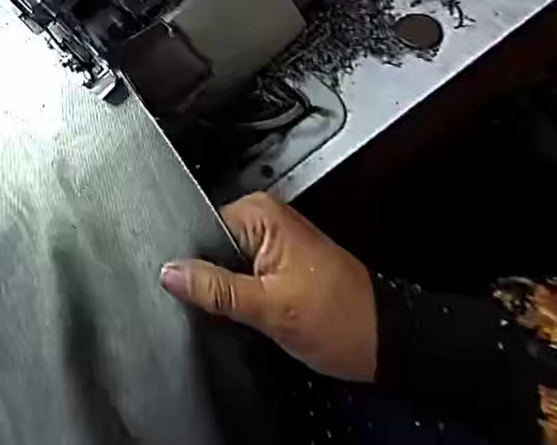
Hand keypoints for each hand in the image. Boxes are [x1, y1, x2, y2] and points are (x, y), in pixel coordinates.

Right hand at [160, 191, 377, 381]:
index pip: (200, 226)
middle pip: (209, 242)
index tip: (187, 286)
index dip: (191, 260)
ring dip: (221, 284)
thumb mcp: (270, 308)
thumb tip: (169, 272)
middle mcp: (262, 215)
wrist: (387, 344)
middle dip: (207, 274)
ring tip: (233, 305)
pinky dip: (236, 289)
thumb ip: (217, 289)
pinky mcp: (274, 257)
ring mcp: (269, 236)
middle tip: (218, 302)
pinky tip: (242, 307)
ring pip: (222, 259)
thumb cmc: (340, 319)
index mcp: (258, 212)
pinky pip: (238, 268)